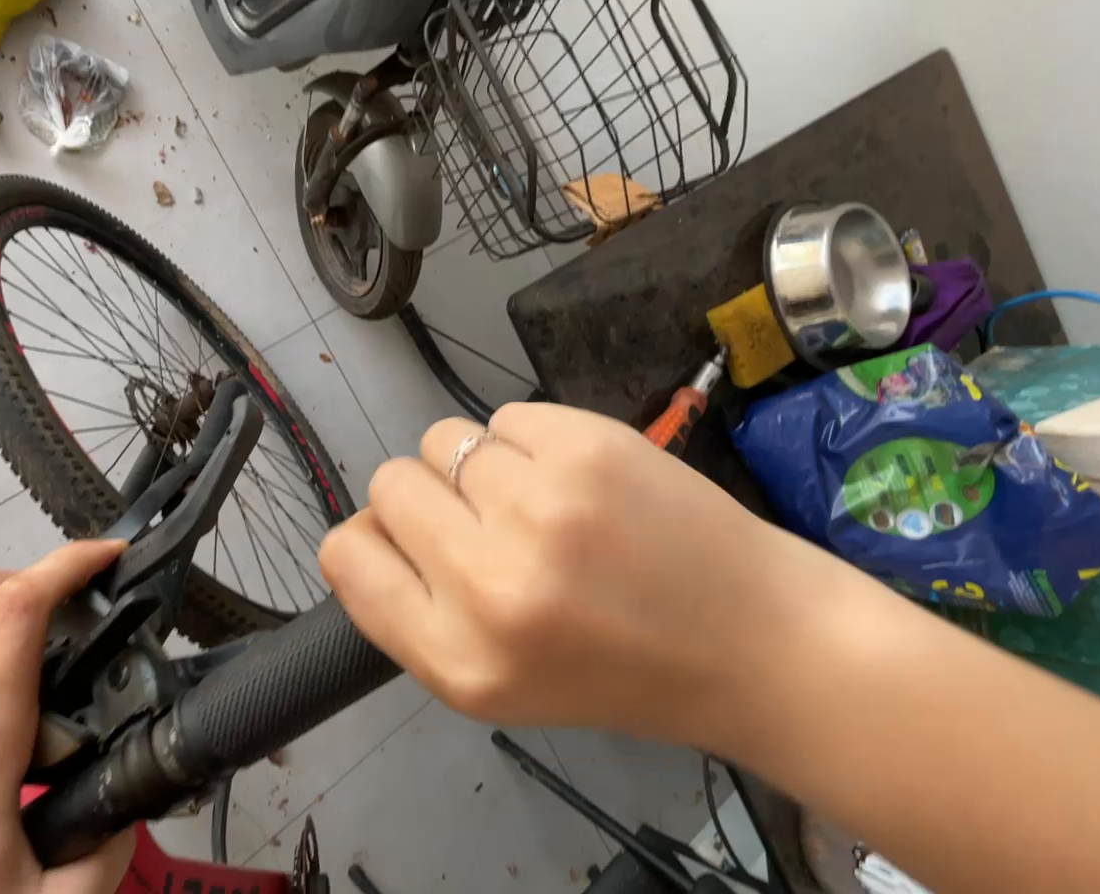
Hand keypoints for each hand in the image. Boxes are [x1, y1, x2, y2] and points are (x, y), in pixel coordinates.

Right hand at [320, 402, 851, 751]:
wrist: (752, 640)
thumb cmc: (613, 668)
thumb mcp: (492, 682)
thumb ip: (411, 612)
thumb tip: (367, 525)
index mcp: (459, 659)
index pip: (347, 556)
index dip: (373, 542)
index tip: (415, 548)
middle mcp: (490, 582)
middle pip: (389, 482)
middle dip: (427, 498)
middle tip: (488, 526)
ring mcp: (542, 504)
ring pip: (445, 439)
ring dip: (480, 468)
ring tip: (541, 504)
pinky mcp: (588, 445)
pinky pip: (505, 417)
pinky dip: (528, 443)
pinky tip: (578, 481)